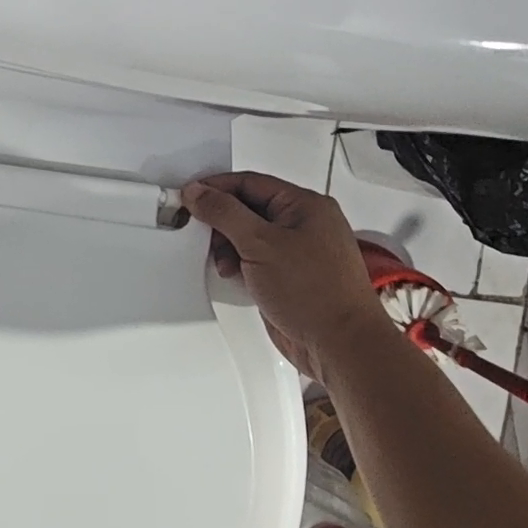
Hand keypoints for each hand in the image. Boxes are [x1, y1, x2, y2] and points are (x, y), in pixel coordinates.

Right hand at [182, 172, 393, 380]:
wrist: (339, 344)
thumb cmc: (312, 291)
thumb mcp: (260, 243)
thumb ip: (224, 213)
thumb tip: (197, 191)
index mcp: (305, 205)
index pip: (250, 183)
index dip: (216, 187)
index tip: (187, 196)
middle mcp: (303, 224)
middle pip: (247, 208)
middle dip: (221, 222)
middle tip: (199, 234)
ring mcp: (297, 251)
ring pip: (248, 235)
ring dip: (227, 246)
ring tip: (223, 263)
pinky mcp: (288, 276)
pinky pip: (254, 259)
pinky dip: (238, 263)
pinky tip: (232, 275)